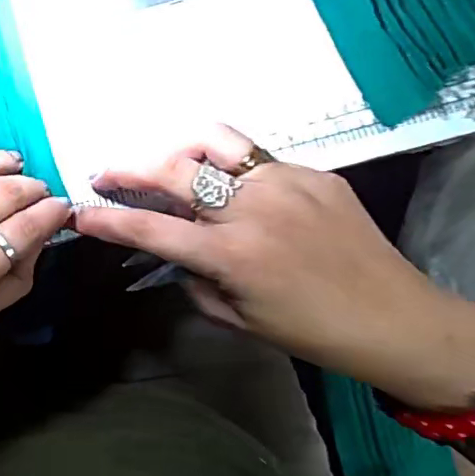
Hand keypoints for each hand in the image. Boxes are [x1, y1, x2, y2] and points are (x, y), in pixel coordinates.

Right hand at [71, 124, 474, 410]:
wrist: (395, 317)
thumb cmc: (312, 331)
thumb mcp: (238, 318)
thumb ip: (197, 280)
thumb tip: (178, 250)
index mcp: (232, 255)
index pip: (152, 229)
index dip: (108, 219)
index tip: (79, 211)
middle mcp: (253, 208)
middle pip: (175, 171)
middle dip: (129, 170)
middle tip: (106, 173)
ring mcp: (286, 181)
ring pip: (215, 143)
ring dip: (180, 149)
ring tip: (169, 161)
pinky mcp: (314, 172)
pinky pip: (258, 161)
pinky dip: (233, 171)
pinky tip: (238, 191)